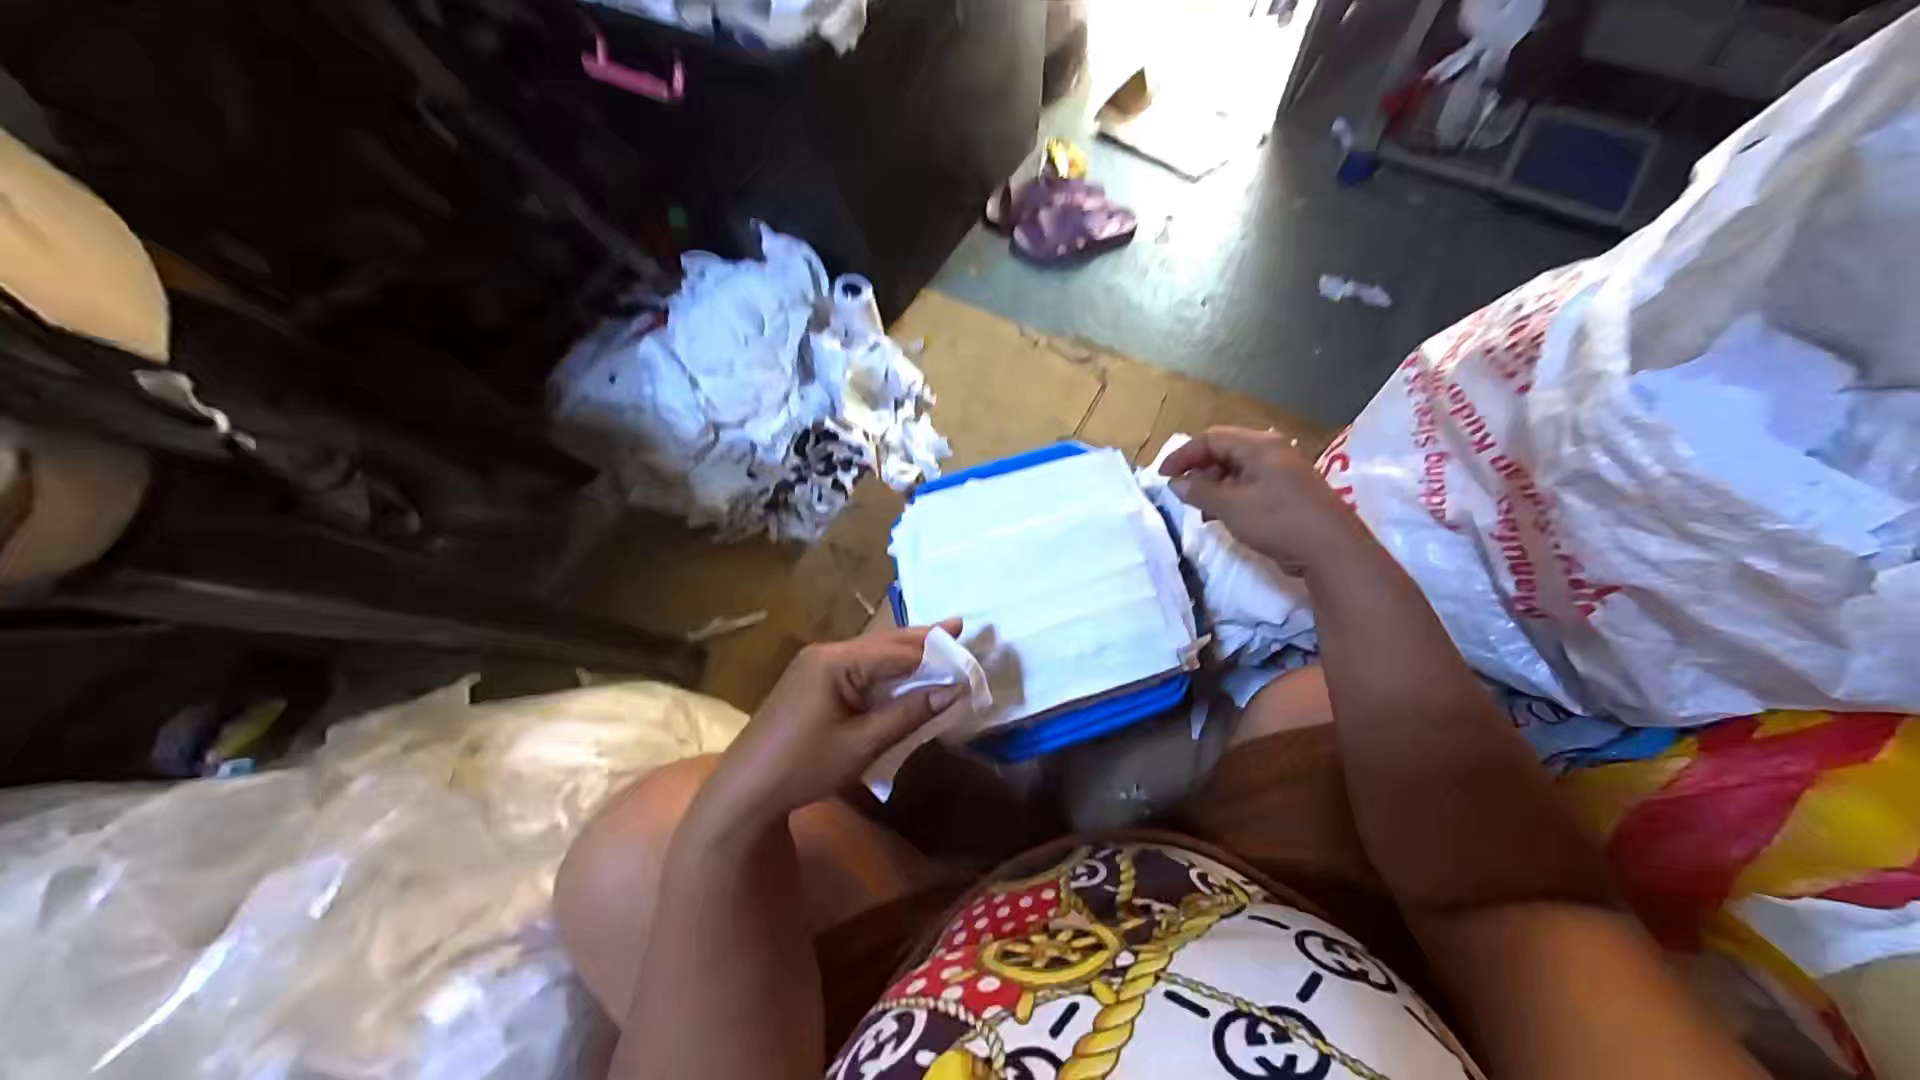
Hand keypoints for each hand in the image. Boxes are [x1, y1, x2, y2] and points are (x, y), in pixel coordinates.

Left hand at [699, 620, 965, 824]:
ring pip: (871, 653)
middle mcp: (825, 653)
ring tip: (941, 640)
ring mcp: (815, 664)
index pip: (896, 652)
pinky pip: (858, 666)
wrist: (745, 789)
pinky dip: (886, 668)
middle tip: (960, 627)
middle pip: (884, 643)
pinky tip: (903, 668)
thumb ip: (908, 714)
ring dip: (905, 652)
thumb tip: (952, 691)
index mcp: (835, 662)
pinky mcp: (812, 679)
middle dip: (922, 639)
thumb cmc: (803, 767)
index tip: (968, 656)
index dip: (935, 655)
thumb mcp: (862, 744)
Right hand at [1159, 427, 1367, 574]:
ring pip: (1237, 469)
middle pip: (1225, 450)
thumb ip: (1199, 490)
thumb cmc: (1278, 521)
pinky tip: (1224, 516)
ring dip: (1214, 485)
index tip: (1164, 477)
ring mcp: (1284, 472)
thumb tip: (1176, 482)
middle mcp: (1272, 452)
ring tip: (1201, 508)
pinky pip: (1251, 484)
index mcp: (1259, 446)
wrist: (1332, 550)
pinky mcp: (1289, 492)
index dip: (1183, 455)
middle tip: (1182, 492)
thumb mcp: (1230, 506)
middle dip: (1198, 469)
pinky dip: (1231, 495)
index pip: (1211, 438)